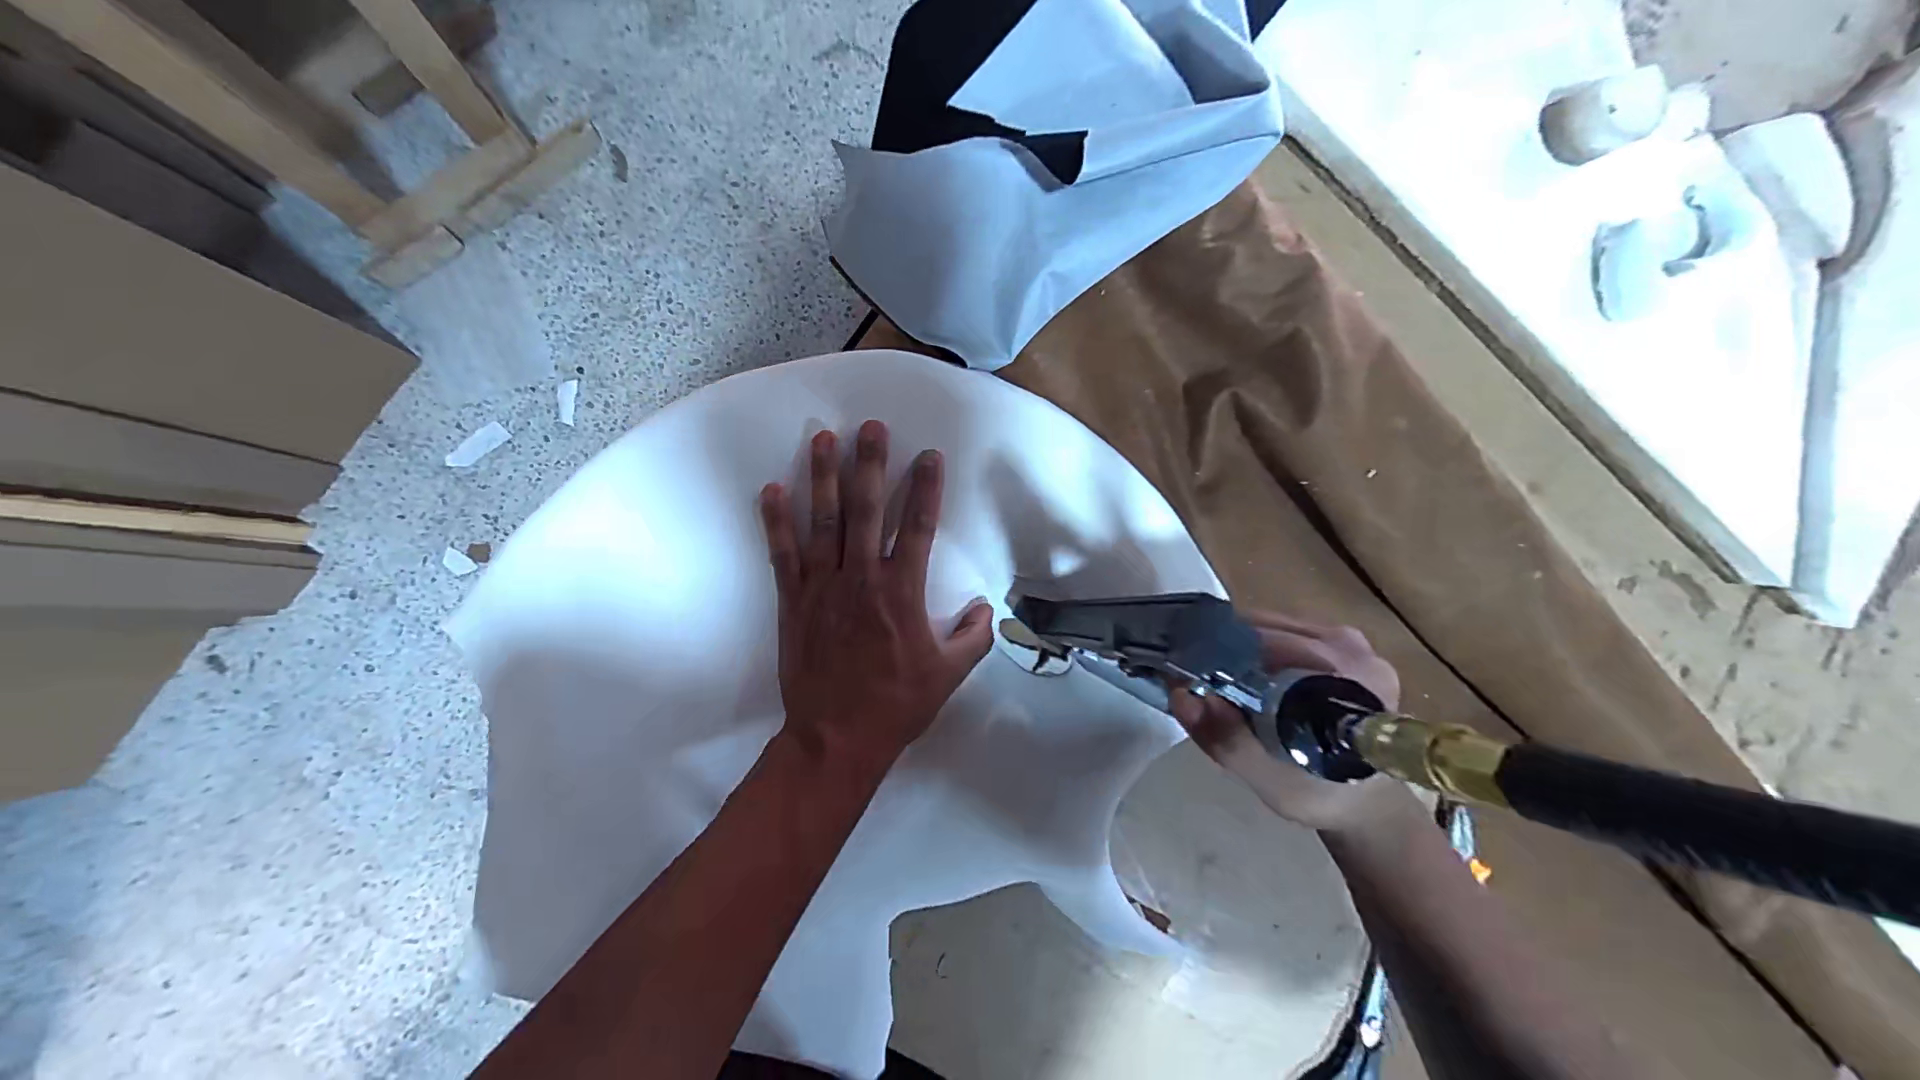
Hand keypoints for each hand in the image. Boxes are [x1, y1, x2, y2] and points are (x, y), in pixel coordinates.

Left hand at [758, 420, 993, 776]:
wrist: (836, 736)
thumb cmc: (896, 704)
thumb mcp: (949, 674)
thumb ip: (973, 637)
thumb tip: (984, 610)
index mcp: (901, 592)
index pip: (918, 528)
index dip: (925, 489)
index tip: (929, 457)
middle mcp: (861, 578)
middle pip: (867, 510)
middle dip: (871, 464)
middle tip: (872, 427)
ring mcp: (822, 587)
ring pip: (824, 521)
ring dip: (824, 478)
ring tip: (824, 439)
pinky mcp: (793, 601)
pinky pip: (783, 553)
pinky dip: (776, 521)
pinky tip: (772, 490)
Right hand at [1170, 612, 1411, 832]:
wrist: (1368, 804)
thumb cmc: (1323, 793)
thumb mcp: (1272, 781)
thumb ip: (1228, 741)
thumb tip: (1183, 696)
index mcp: (1348, 672)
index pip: (1264, 642)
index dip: (1218, 654)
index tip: (1186, 674)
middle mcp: (1350, 644)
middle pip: (1263, 630)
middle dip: (1223, 652)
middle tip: (1194, 683)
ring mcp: (1346, 639)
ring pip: (1266, 628)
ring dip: (1234, 651)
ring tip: (1216, 684)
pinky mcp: (1337, 641)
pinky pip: (1278, 633)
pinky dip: (1251, 651)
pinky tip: (1243, 681)